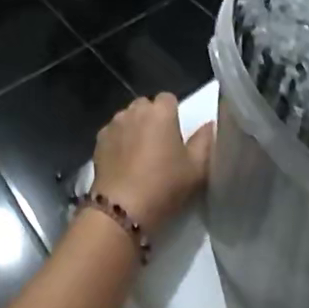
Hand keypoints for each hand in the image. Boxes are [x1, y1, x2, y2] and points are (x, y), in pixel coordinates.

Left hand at [92, 95, 214, 230]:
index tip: (175, 135)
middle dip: (152, 119)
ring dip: (134, 128)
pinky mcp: (99, 139)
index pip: (168, 99)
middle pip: (146, 105)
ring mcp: (114, 123)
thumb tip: (209, 124)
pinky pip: (113, 132)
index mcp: (161, 112)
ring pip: (128, 117)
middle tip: (160, 145)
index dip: (173, 114)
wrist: (122, 208)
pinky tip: (123, 162)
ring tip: (140, 154)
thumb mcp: (196, 169)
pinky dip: (119, 140)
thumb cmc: (164, 186)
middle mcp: (135, 110)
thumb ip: (204, 142)